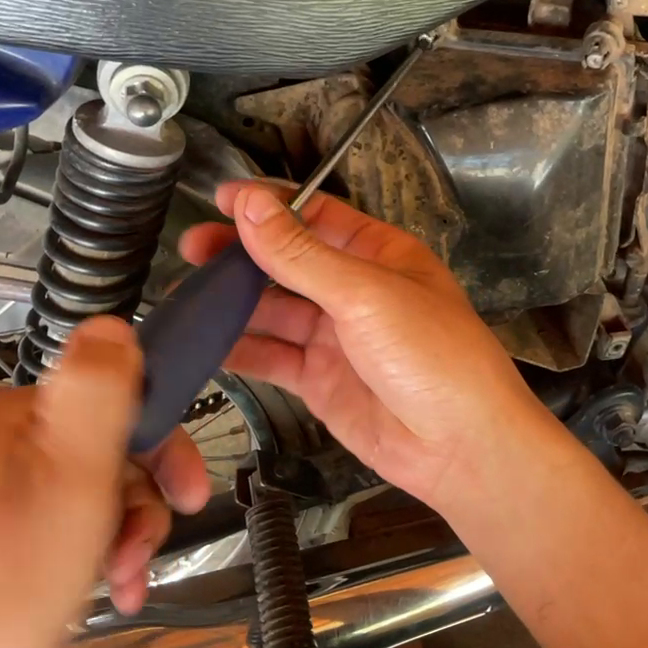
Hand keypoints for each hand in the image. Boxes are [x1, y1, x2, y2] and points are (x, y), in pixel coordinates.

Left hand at [0, 319, 207, 647]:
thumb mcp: (71, 481)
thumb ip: (98, 393)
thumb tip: (113, 323)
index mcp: (7, 416)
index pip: (114, 401)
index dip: (163, 448)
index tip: (191, 496)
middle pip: (99, 452)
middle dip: (138, 504)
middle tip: (144, 555)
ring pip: (79, 495)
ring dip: (116, 537)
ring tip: (120, 585)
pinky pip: (45, 530)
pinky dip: (80, 558)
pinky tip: (92, 594)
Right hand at [179, 181, 553, 511]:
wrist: (461, 446)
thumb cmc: (432, 354)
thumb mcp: (366, 294)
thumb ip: (301, 254)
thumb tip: (250, 204)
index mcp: (378, 253)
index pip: (315, 215)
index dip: (268, 207)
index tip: (220, 200)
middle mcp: (355, 290)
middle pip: (287, 262)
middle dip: (241, 255)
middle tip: (192, 250)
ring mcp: (336, 337)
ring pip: (274, 310)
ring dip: (233, 302)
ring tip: (187, 295)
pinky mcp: (320, 381)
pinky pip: (273, 356)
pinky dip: (241, 349)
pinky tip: (206, 342)